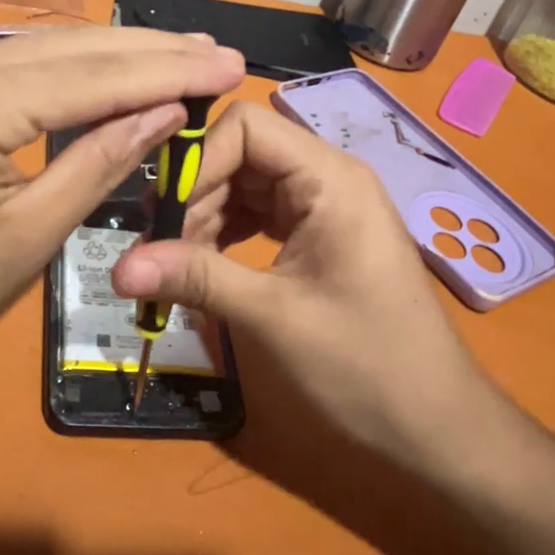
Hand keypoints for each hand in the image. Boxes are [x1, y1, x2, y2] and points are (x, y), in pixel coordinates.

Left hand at [0, 27, 244, 399]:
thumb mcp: (29, 237)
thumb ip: (101, 162)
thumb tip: (168, 112)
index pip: (94, 77)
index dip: (168, 74)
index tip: (232, 66)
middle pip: (74, 48)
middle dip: (151, 53)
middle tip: (220, 54)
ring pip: (50, 49)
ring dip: (120, 54)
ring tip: (186, 56)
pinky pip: (24, 66)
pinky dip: (79, 69)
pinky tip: (118, 70)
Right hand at [111, 99, 490, 472]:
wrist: (436, 427)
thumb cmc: (365, 364)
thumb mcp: (272, 317)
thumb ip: (196, 278)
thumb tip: (118, 268)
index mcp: (329, 177)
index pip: (246, 127)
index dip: (196, 160)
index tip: (159, 214)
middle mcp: (328, 177)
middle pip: (242, 152)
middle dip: (195, 192)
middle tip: (154, 246)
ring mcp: (325, 206)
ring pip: (246, 183)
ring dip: (204, 215)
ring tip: (171, 261)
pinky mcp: (320, 235)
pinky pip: (260, 213)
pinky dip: (225, 233)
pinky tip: (201, 265)